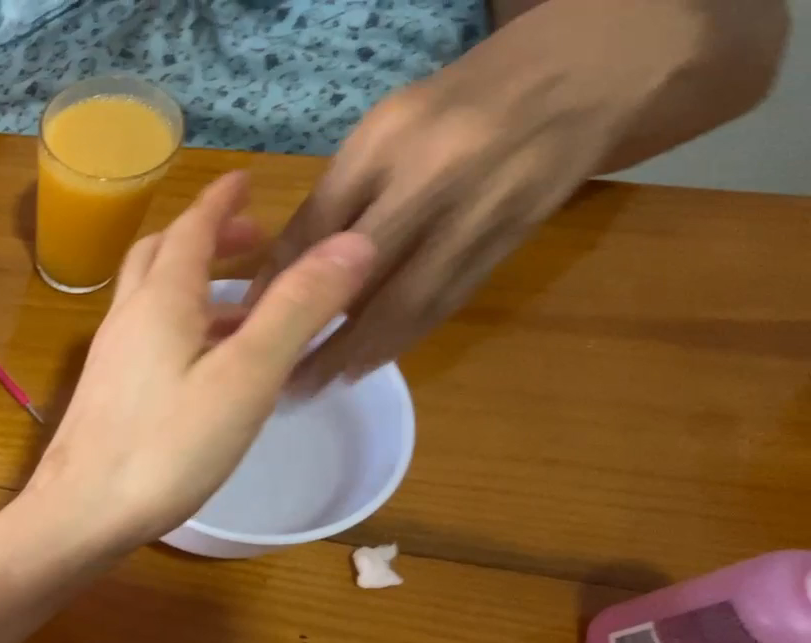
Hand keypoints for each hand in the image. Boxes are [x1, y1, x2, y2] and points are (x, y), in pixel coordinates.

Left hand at [24, 171, 373, 553]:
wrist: (79, 514)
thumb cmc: (164, 447)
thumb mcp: (245, 376)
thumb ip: (295, 308)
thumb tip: (352, 240)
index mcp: (159, 301)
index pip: (188, 229)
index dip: (219, 201)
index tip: (246, 180)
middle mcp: (125, 321)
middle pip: (159, 258)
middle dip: (205, 238)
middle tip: (255, 242)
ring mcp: (108, 361)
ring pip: (150, 302)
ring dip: (195, 287)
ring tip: (247, 306)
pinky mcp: (104, 397)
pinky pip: (145, 341)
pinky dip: (181, 328)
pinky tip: (208, 366)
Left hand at [258, 3, 641, 388]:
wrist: (580, 76)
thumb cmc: (448, 110)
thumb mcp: (373, 140)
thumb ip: (325, 207)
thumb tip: (270, 279)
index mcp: (386, 144)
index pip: (314, 227)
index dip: (276, 282)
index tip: (243, 325)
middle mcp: (437, 174)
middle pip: (362, 273)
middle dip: (315, 331)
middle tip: (276, 378)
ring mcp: (484, 208)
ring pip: (409, 297)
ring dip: (358, 350)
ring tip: (315, 386)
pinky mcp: (515, 239)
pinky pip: (448, 301)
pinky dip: (403, 339)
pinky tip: (367, 364)